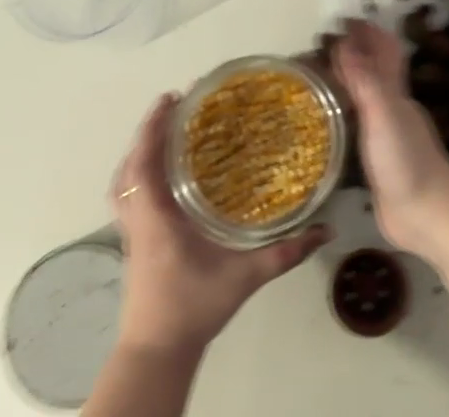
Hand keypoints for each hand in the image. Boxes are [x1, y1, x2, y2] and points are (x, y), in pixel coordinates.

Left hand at [111, 94, 330, 352]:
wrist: (157, 350)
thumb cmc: (193, 308)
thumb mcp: (245, 277)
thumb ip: (284, 253)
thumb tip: (325, 230)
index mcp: (156, 218)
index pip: (145, 163)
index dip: (153, 128)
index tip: (171, 99)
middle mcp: (138, 219)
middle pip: (129, 166)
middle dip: (147, 133)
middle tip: (173, 108)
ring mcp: (131, 233)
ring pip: (123, 183)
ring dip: (139, 154)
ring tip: (165, 135)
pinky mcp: (133, 245)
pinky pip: (128, 199)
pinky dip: (138, 177)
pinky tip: (162, 178)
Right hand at [331, 19, 448, 257]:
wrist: (429, 216)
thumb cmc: (406, 162)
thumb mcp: (384, 115)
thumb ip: (366, 81)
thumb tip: (347, 43)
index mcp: (397, 96)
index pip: (385, 54)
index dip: (369, 34)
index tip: (346, 19)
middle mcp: (395, 111)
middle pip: (376, 74)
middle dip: (356, 56)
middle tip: (325, 47)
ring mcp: (389, 137)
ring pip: (368, 101)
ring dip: (350, 86)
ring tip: (322, 80)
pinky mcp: (380, 163)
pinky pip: (361, 128)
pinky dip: (347, 117)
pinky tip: (332, 124)